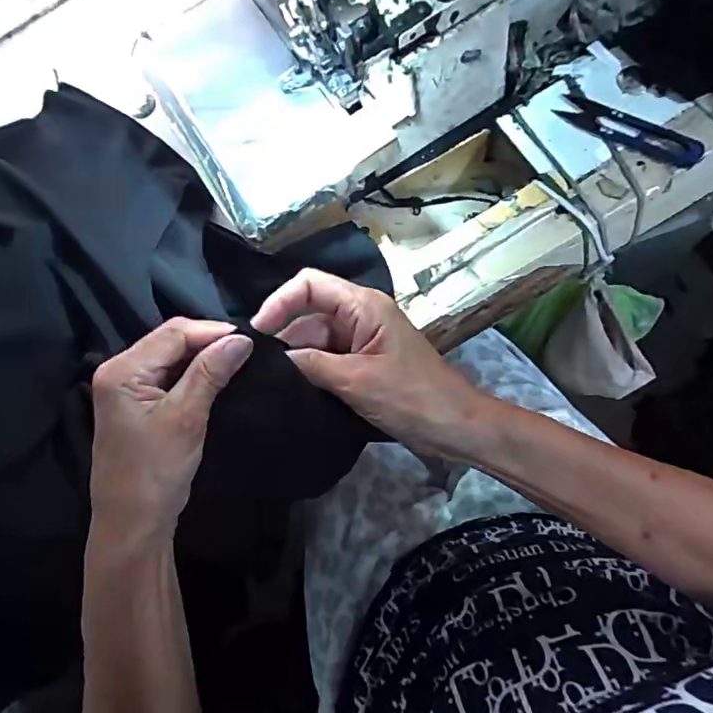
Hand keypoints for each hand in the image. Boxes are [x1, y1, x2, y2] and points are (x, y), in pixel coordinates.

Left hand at [89, 318, 253, 547]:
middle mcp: (117, 371)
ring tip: (236, 358)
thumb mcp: (186, 418)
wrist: (132, 525)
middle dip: (207, 341)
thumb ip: (209, 373)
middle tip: (245, 348)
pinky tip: (216, 376)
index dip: (211, 331)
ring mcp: (125, 388)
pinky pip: (167, 375)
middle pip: (169, 340)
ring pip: (170, 357)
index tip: (249, 339)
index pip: (172, 333)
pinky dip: (192, 373)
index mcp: (121, 370)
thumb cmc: (155, 473)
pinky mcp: (136, 404)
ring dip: (202, 357)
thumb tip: (240, 339)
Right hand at [252, 269, 502, 461]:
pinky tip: (292, 387)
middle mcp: (360, 314)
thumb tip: (273, 358)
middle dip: (282, 333)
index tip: (257, 333)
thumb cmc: (412, 398)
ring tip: (270, 379)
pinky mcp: (364, 361)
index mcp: (363, 305)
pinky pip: (327, 356)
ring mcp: (362, 338)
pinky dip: (310, 369)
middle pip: (308, 310)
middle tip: (257, 364)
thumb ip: (311, 365)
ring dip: (295, 355)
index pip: (309, 284)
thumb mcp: (356, 381)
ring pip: (315, 336)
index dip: (279, 302)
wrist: (456, 428)